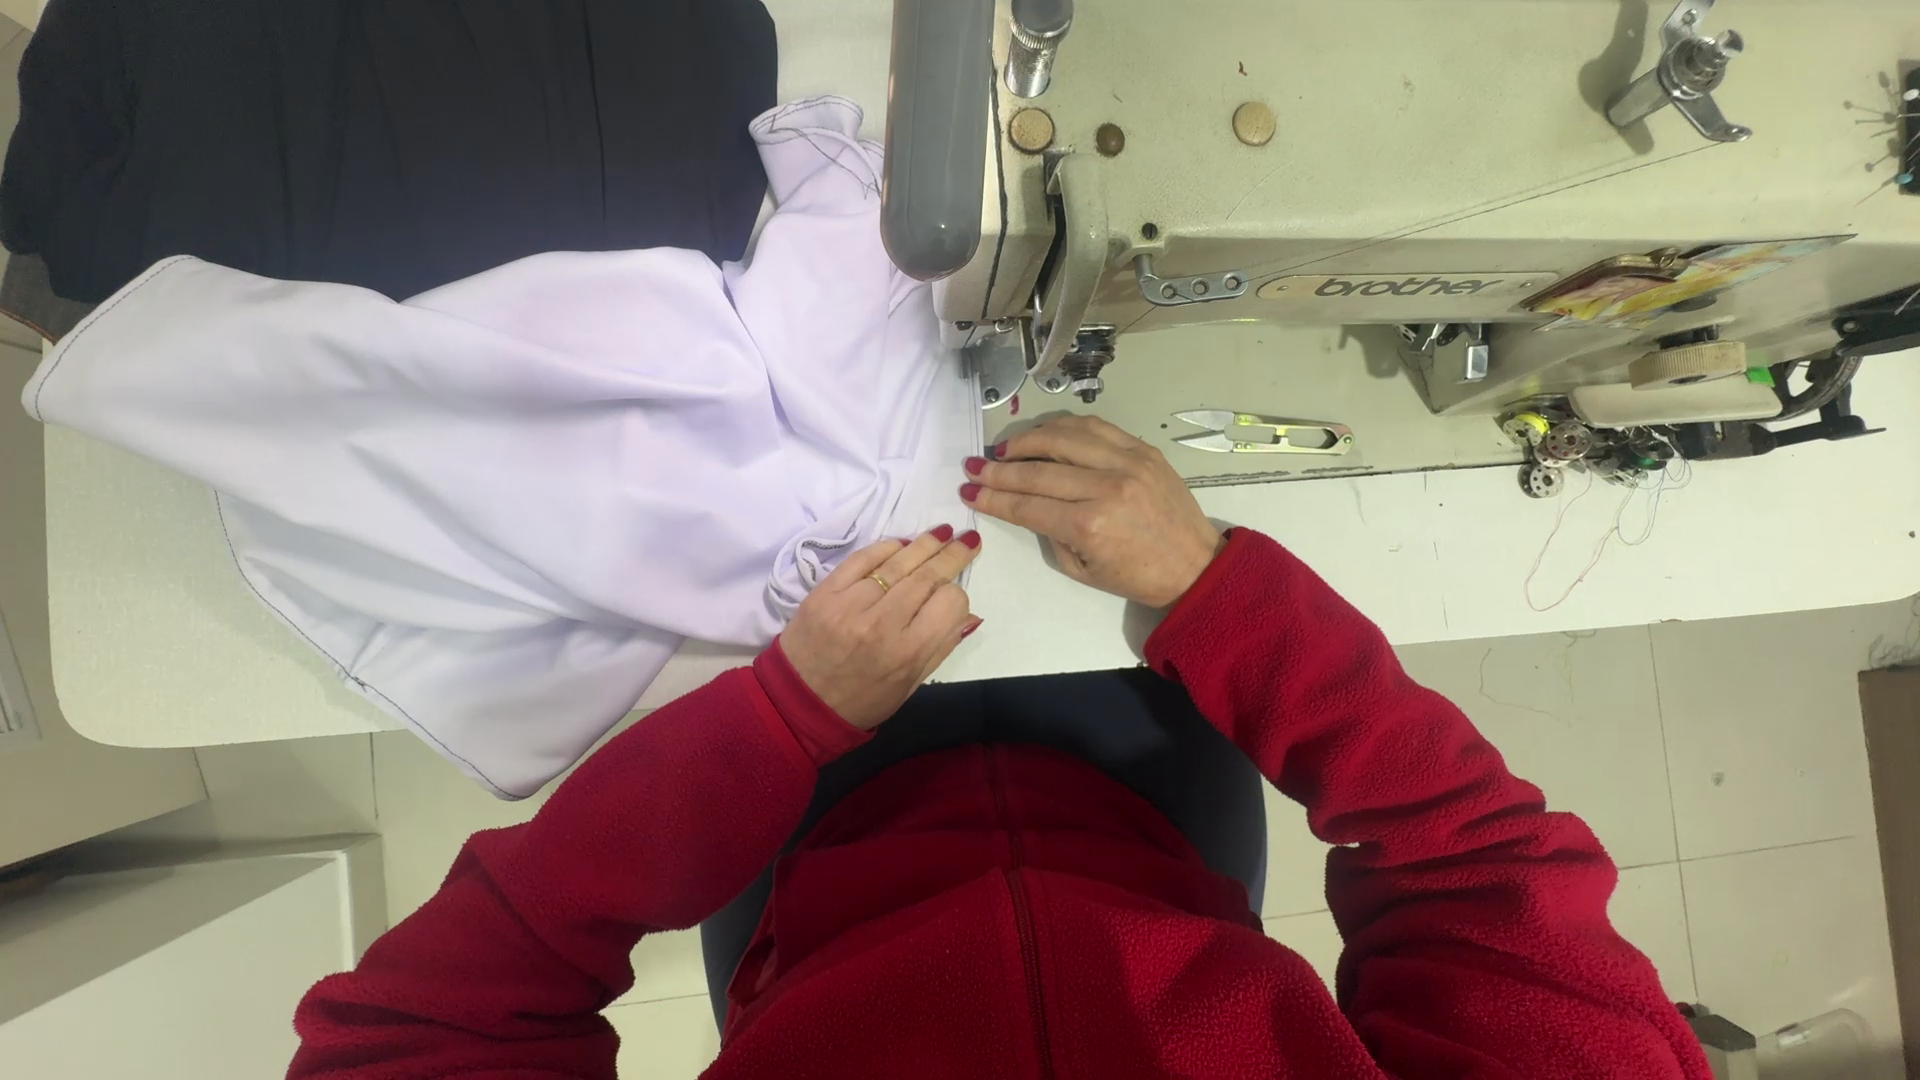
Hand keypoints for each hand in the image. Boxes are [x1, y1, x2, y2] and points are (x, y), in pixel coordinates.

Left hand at [779, 526, 982, 729]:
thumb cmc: (862, 700)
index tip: (953, 596)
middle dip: (952, 554)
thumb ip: (941, 647)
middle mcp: (882, 624)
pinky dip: (885, 548)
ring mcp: (850, 605)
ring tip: (943, 533)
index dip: (957, 595)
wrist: (797, 703)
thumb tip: (969, 614)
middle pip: (927, 576)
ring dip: (924, 544)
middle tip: (968, 540)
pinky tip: (902, 544)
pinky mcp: (825, 592)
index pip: (949, 603)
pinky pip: (862, 559)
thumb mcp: (910, 686)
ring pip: (897, 563)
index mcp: (907, 653)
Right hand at [961, 415, 1223, 607]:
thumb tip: (1024, 503)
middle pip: (1038, 470)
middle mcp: (1105, 488)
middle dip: (998, 470)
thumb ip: (1049, 534)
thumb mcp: (1081, 569)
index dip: (992, 498)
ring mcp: (1127, 463)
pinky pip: (1094, 427)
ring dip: (1026, 440)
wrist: (1193, 563)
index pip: (1027, 505)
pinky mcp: (1142, 449)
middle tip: (974, 467)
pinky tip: (1043, 433)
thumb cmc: (1135, 576)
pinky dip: (1062, 427)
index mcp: (1089, 526)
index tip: (968, 489)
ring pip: (1063, 438)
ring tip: (1005, 448)